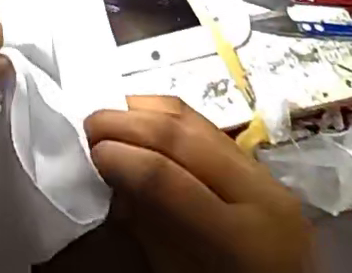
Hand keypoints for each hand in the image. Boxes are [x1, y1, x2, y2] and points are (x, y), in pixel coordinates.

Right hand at [85, 96, 312, 272]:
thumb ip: (150, 228)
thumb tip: (112, 177)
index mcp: (242, 241)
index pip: (169, 179)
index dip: (123, 159)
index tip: (89, 151)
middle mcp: (258, 193)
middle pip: (181, 135)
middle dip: (127, 123)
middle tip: (89, 124)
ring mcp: (262, 173)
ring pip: (194, 118)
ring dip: (143, 109)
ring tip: (109, 115)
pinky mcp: (257, 163)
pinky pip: (204, 124)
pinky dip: (165, 115)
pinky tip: (140, 117)